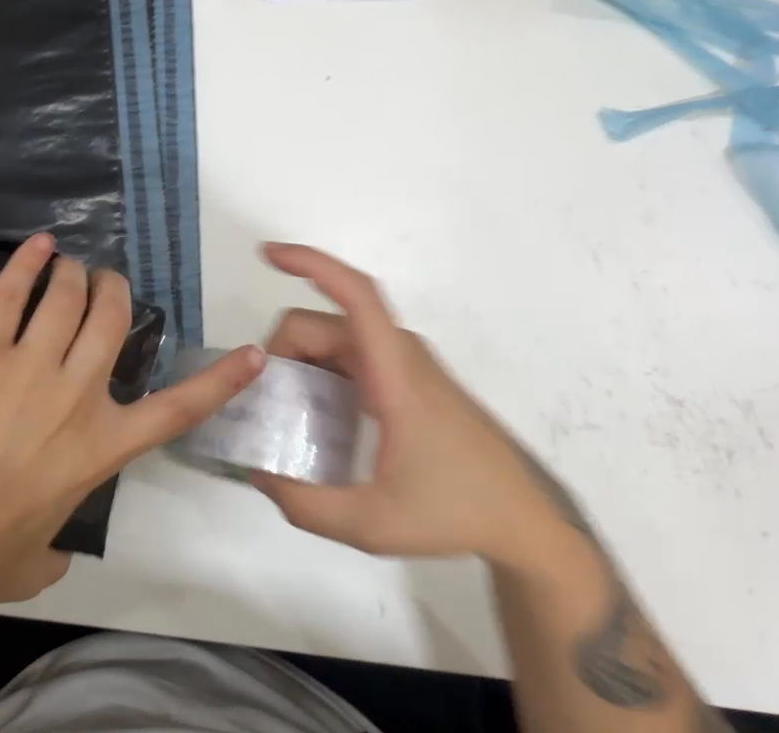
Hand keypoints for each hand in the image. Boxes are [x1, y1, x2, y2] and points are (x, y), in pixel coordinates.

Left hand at [0, 233, 265, 628]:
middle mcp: (77, 397)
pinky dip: (28, 263)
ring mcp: (30, 367)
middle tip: (106, 281)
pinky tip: (38, 246)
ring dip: (74, 275)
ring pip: (67, 299)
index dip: (221, 379)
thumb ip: (62, 549)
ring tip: (70, 266)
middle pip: (112, 323)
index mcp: (103, 449)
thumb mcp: (42, 562)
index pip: (179, 409)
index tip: (252, 353)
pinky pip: (12, 294)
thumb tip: (57, 551)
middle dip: (115, 292)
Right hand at [248, 243, 571, 567]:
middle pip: (323, 323)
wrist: (522, 521)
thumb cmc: (454, 514)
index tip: (268, 255)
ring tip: (287, 416)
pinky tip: (315, 416)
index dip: (312, 264)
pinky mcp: (408, 378)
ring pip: (333, 337)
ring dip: (298, 362)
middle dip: (282, 351)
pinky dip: (318, 371)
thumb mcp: (370, 525)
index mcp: (396, 377)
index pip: (358, 296)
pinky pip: (349, 354)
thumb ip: (303, 505)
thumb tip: (256, 473)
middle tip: (267, 406)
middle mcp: (401, 357)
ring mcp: (407, 365)